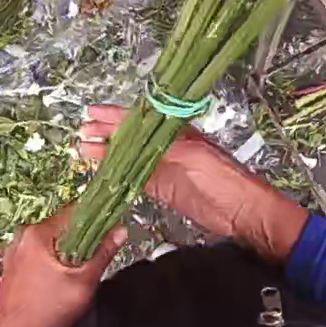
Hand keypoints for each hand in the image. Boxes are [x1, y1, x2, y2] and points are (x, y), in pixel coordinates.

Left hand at [0, 206, 123, 326]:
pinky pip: (44, 250)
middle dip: (86, 235)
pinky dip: (58, 256)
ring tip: (86, 265)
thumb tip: (122, 230)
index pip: (76, 210)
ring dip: (72, 247)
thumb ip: (103, 253)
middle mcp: (24, 235)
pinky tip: (68, 274)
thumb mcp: (83, 283)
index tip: (115, 226)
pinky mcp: (15, 264)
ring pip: (56, 238)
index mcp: (38, 234)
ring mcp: (16, 250)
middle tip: (102, 251)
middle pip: (65, 224)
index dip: (99, 216)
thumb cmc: (48, 314)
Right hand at [78, 104, 309, 262]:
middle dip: (107, 132)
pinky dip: (116, 174)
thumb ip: (167, 147)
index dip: (117, 116)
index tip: (93, 114)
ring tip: (82, 149)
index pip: (143, 119)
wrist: (243, 212)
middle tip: (82, 132)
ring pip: (129, 156)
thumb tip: (137, 138)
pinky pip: (135, 178)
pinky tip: (100, 172)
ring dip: (107, 152)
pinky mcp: (163, 188)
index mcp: (179, 132)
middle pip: (132, 136)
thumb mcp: (197, 157)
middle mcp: (169, 146)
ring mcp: (165, 167)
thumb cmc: (225, 179)